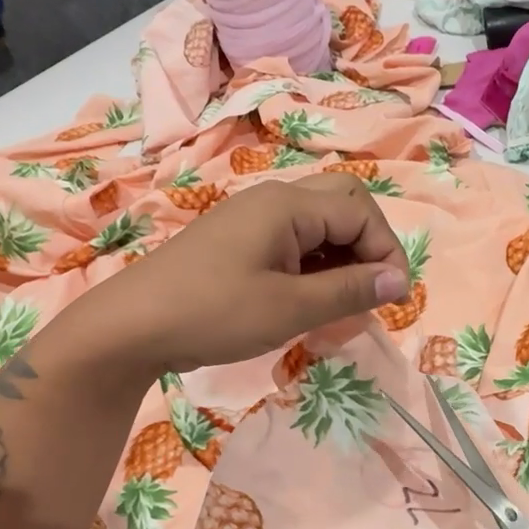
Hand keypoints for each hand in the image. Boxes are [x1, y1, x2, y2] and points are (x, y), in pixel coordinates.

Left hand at [57, 172, 408, 378]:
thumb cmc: (213, 314)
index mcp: (287, 205)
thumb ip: (349, 291)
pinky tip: (312, 301)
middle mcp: (273, 200)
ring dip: (344, 257)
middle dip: (369, 245)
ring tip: (346, 304)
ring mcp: (253, 219)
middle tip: (374, 292)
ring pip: (320, 224)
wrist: (129, 328)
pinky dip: (317, 266)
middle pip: (343, 204)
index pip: (361, 212)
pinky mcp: (239, 242)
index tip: (394, 300)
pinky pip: (295, 241)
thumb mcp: (289, 308)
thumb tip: (399, 281)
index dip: (387, 252)